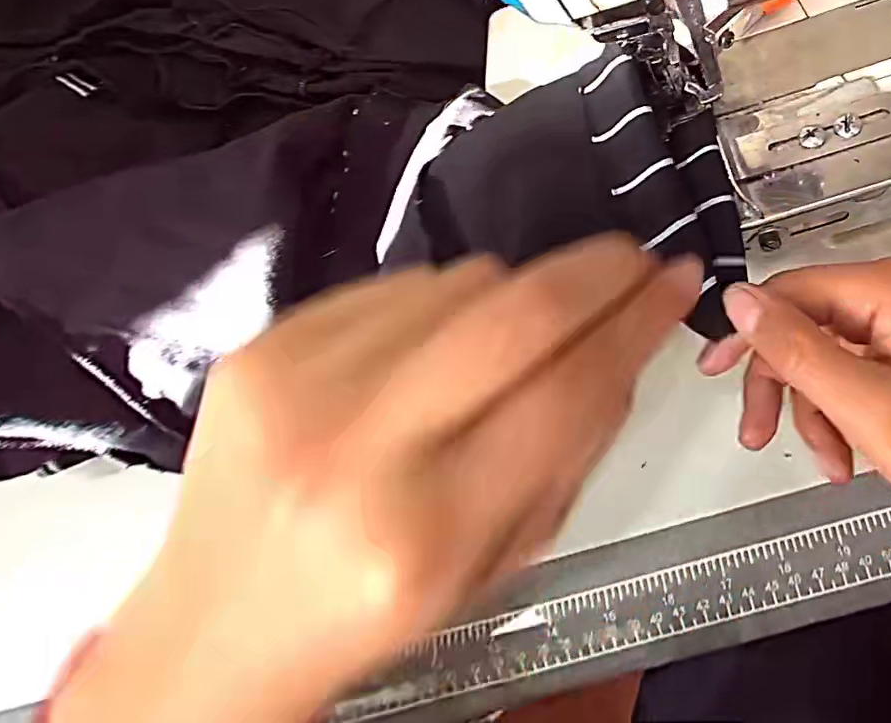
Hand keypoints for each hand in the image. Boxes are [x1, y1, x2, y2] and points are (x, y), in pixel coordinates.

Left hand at [55, 235, 701, 722]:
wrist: (210, 632)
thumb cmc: (384, 605)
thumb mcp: (509, 550)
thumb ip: (579, 439)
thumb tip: (628, 335)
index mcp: (429, 529)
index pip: (572, 387)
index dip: (641, 320)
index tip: (680, 280)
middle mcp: (357, 448)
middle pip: (523, 312)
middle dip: (602, 269)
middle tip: (639, 257)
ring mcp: (299, 382)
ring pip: (471, 279)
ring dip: (522, 292)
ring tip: (518, 335)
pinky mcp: (267, 341)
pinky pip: (413, 280)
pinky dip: (455, 299)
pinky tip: (442, 344)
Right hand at [698, 259, 890, 564]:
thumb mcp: (867, 408)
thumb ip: (796, 349)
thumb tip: (737, 298)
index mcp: (890, 288)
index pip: (791, 290)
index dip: (748, 333)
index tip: (714, 375)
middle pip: (809, 322)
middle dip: (785, 382)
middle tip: (760, 436)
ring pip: (832, 353)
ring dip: (818, 408)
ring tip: (833, 464)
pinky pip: (862, 370)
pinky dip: (848, 411)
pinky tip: (853, 455)